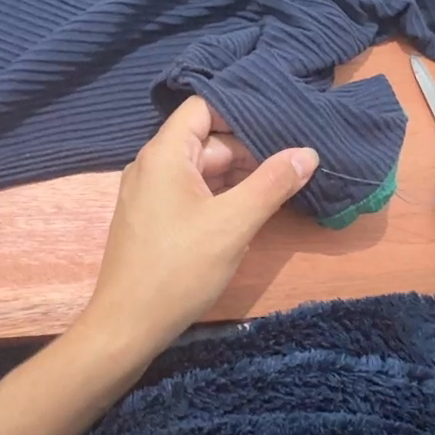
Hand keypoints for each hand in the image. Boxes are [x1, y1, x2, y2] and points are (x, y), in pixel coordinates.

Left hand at [75, 97, 316, 354]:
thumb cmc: (179, 269)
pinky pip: (191, 193)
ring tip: (281, 188)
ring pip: (201, 170)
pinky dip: (220, 197)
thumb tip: (307, 152)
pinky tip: (248, 214)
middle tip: (293, 163)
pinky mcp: (153, 220)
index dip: (241, 111)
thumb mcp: (234, 224)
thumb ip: (272, 183)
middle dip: (248, 151)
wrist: (127, 327)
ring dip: (238, 178)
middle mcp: (152, 165)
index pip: (203, 107)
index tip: (280, 125)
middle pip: (207, 140)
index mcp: (164, 154)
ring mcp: (149, 194)